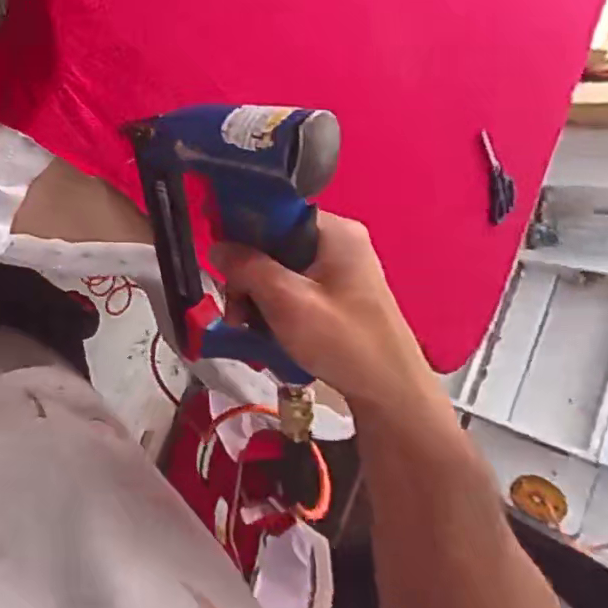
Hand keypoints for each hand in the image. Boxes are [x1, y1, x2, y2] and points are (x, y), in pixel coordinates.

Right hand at [211, 212, 432, 409]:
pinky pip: (293, 289)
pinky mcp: (337, 295)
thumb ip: (248, 268)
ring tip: (247, 328)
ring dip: (257, 297)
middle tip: (236, 312)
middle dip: (247, 277)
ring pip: (279, 269)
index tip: (220, 263)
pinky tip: (267, 332)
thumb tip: (216, 246)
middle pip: (273, 244)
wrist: (391, 394)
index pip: (275, 213)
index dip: (241, 232)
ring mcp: (340, 269)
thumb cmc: (342, 342)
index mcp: (333, 231)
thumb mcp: (287, 301)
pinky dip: (275, 308)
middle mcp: (338, 242)